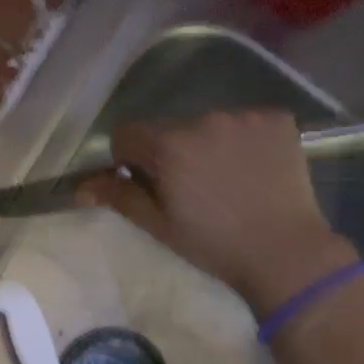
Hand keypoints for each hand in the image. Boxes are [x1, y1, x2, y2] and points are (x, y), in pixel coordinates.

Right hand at [77, 111, 357, 317]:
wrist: (281, 249)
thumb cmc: (211, 245)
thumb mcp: (158, 226)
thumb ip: (120, 198)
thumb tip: (82, 187)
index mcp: (171, 145)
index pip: (128, 133)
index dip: (127, 158)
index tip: (141, 183)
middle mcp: (206, 119)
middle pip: (171, 129)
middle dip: (170, 152)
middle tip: (186, 190)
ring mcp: (246, 115)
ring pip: (209, 125)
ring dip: (207, 146)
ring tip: (222, 182)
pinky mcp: (277, 118)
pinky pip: (245, 123)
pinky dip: (242, 142)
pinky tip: (250, 171)